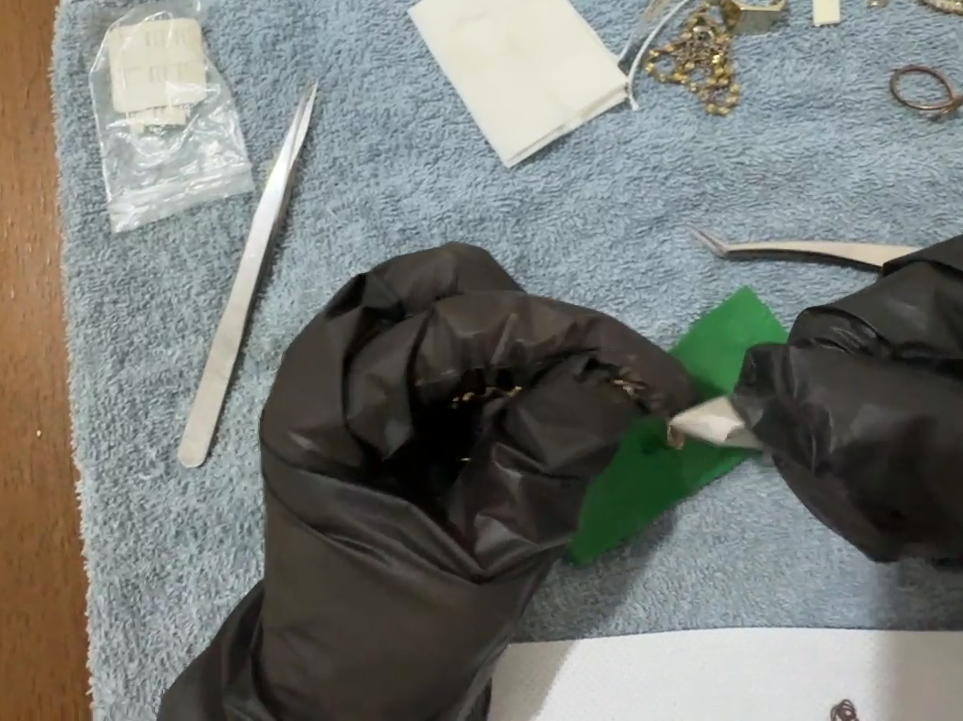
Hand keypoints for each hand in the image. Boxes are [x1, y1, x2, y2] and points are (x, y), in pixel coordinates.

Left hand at [162, 243, 697, 719]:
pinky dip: (488, 349)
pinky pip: (432, 335)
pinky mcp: (362, 390)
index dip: (555, 330)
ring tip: (558, 384)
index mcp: (325, 410)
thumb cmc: (402, 637)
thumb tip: (617, 373)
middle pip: (432, 284)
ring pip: (434, 296)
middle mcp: (319, 369)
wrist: (340, 692)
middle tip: (590, 375)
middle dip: (525, 319)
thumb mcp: (489, 554)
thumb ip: (551, 453)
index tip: (644, 366)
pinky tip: (520, 391)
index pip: (452, 326)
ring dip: (508, 329)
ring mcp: (335, 373)